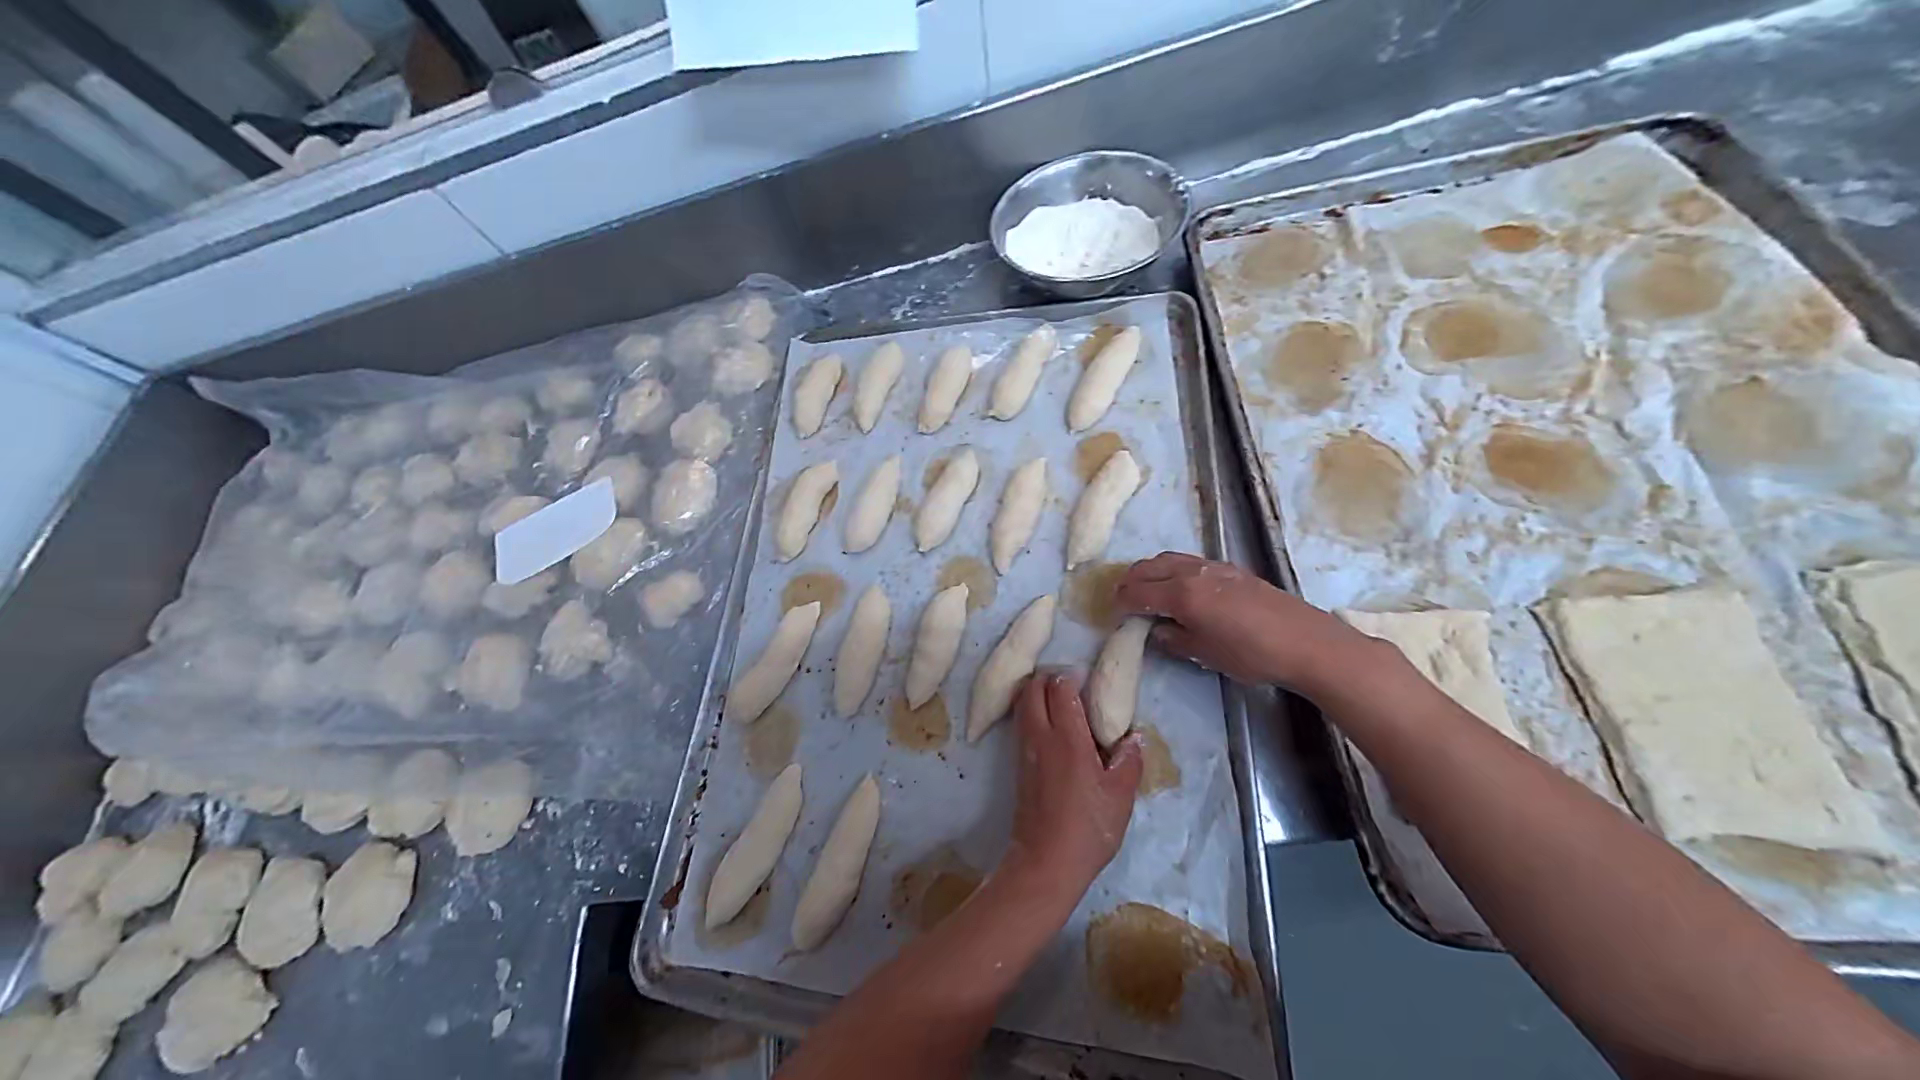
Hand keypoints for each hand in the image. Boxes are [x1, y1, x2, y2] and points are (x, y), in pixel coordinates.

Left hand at [1002, 672, 1142, 896]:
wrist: (1045, 861)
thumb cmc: (1088, 828)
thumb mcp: (1120, 796)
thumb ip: (1129, 761)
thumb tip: (1133, 737)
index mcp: (1068, 738)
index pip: (1060, 688)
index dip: (1070, 677)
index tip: (1086, 679)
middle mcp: (1041, 736)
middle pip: (1032, 688)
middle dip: (1047, 677)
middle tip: (1069, 684)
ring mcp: (1024, 750)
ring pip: (1022, 704)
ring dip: (1035, 693)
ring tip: (1059, 702)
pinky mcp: (1017, 765)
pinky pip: (1020, 724)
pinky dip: (1030, 713)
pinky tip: (1050, 727)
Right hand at [1114, 552, 1371, 694]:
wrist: (1304, 641)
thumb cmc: (1251, 653)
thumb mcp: (1204, 654)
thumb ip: (1174, 639)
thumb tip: (1156, 631)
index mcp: (1181, 594)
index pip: (1138, 592)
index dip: (1121, 603)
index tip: (1113, 614)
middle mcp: (1193, 573)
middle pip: (1148, 568)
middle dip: (1130, 581)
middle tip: (1122, 599)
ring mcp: (1213, 567)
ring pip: (1168, 559)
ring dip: (1150, 571)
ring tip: (1145, 589)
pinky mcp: (1231, 569)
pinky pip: (1188, 561)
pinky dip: (1171, 569)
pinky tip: (1177, 586)